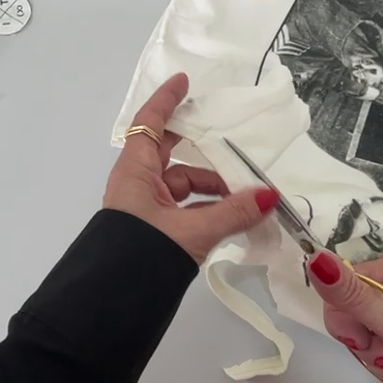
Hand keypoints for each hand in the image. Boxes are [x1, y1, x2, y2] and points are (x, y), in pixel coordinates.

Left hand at [104, 73, 274, 262]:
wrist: (112, 302)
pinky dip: (209, 209)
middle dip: (205, 151)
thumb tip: (269, 196)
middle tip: (233, 143)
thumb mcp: (193, 231)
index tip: (184, 81)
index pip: (149, 123)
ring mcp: (145, 206)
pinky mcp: (154, 229)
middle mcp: (137, 182)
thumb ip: (232, 213)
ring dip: (215, 188)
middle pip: (172, 154)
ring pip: (184, 185)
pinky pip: (185, 208)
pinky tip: (236, 218)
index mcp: (135, 170)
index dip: (166, 100)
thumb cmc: (143, 254)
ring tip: (250, 198)